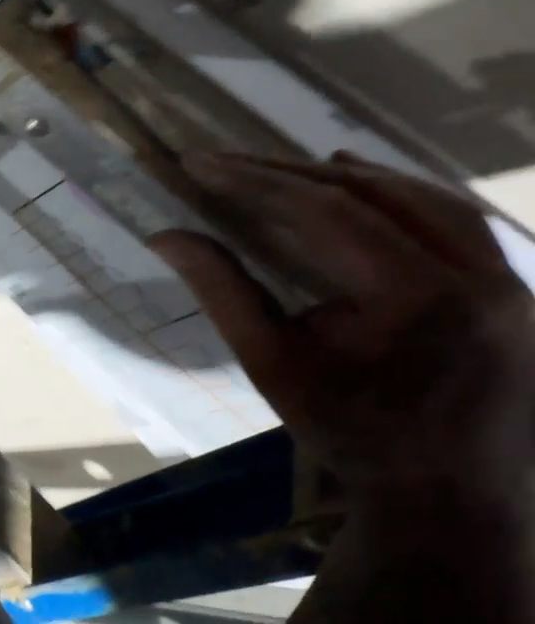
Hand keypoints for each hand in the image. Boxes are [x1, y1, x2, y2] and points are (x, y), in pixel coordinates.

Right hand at [147, 152, 534, 516]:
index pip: (325, 209)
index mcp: (416, 296)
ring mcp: (512, 289)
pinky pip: (464, 226)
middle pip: (375, 193)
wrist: (452, 500)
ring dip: (353, 177)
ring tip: (292, 166)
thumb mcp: (269, 361)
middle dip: (290, 172)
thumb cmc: (350, 430)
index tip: (196, 162)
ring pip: (429, 200)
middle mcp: (479, 280)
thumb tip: (164, 234)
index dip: (253, 179)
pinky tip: (371, 189)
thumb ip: (221, 288)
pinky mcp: (518, 299)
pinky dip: (408, 197)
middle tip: (226, 162)